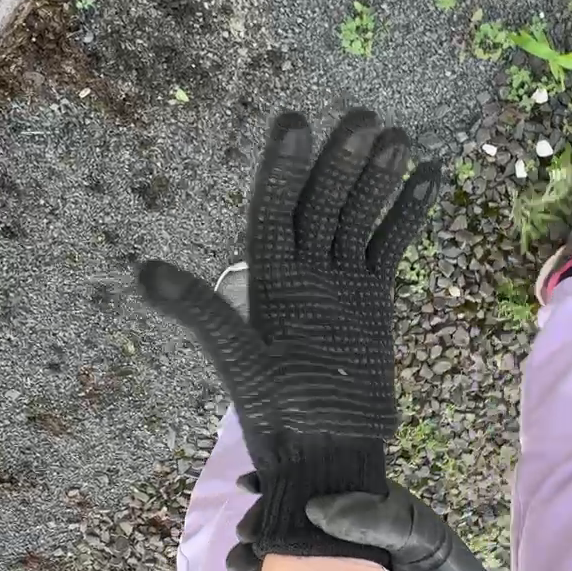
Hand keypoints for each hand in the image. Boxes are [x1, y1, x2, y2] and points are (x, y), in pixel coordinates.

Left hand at [137, 110, 439, 560]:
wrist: (329, 452)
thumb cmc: (280, 415)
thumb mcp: (241, 363)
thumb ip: (202, 313)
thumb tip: (142, 271)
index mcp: (268, 279)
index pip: (274, 210)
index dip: (283, 169)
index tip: (296, 123)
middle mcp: (303, 270)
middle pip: (321, 203)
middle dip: (340, 161)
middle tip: (364, 118)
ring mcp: (340, 280)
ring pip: (357, 215)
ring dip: (377, 178)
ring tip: (399, 137)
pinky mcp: (372, 296)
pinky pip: (390, 245)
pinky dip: (408, 214)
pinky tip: (428, 177)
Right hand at [227, 478, 571, 570]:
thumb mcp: (416, 538)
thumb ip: (372, 518)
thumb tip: (314, 507)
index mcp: (372, 499)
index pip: (322, 479)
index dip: (285, 477)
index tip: (250, 482)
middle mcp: (354, 521)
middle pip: (300, 511)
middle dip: (266, 516)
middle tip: (243, 533)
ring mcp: (347, 555)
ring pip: (295, 542)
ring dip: (264, 547)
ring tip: (238, 562)